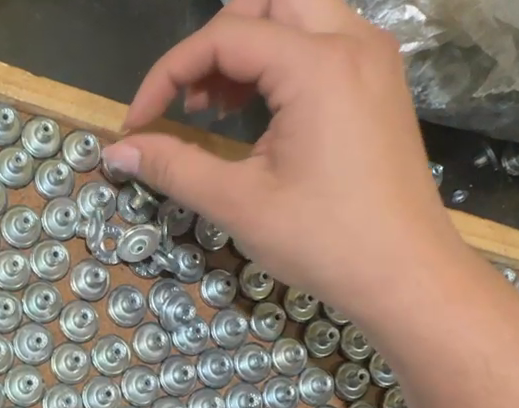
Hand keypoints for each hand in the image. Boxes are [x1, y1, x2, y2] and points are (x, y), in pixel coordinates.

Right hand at [103, 0, 464, 310]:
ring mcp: (371, 58)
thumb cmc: (320, 238)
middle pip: (267, 1)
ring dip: (245, 48)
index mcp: (316, 66)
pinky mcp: (377, 81)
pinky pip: (321, 41)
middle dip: (212, 42)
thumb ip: (174, 167)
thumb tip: (117, 151)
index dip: (167, 74)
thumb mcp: (236, 203)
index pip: (224, 36)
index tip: (137, 125)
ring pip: (297, 13)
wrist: (401, 269)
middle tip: (184, 100)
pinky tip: (253, 113)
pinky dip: (276, 61)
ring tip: (213, 109)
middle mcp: (351, 42)